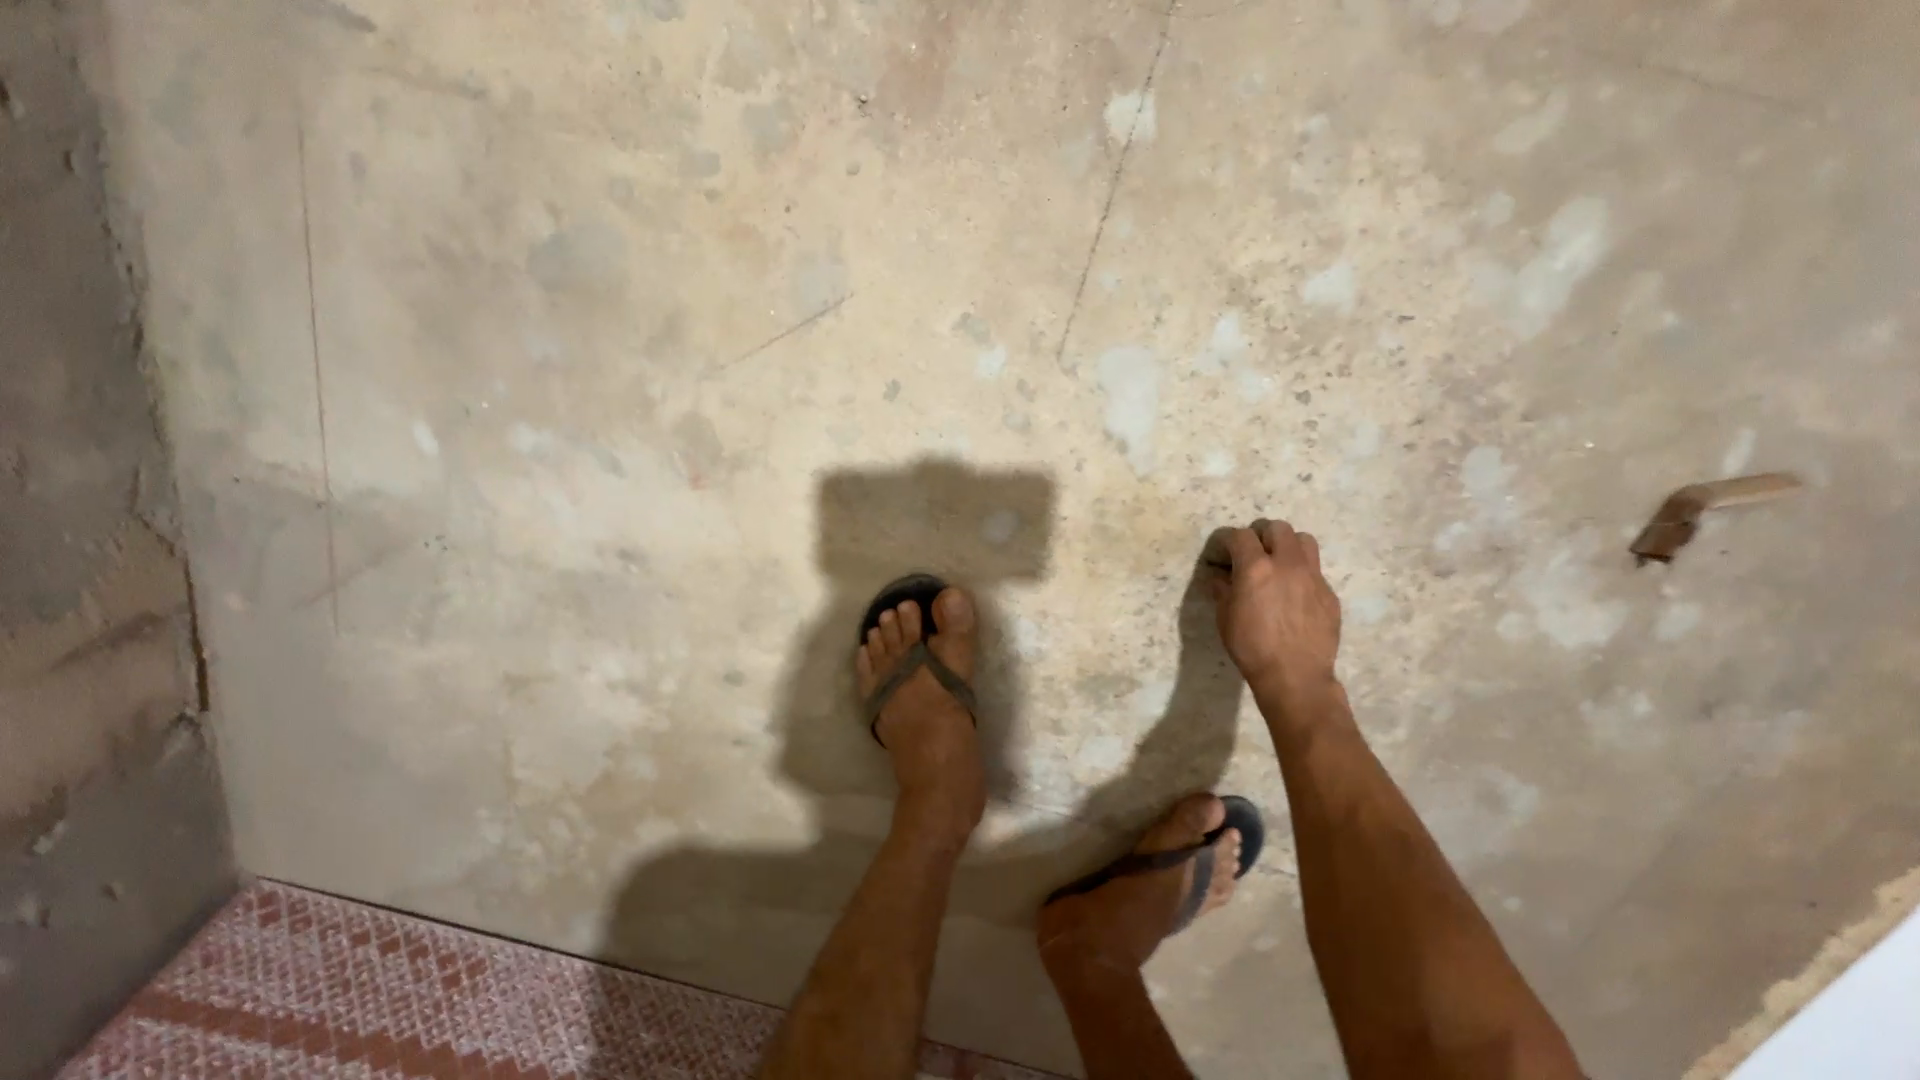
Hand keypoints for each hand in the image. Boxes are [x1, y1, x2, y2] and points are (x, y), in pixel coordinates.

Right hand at [1208, 518, 1341, 697]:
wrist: (1295, 675)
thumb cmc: (1252, 647)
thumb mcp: (1225, 619)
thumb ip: (1222, 591)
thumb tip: (1220, 577)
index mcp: (1256, 568)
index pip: (1240, 536)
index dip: (1228, 540)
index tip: (1223, 551)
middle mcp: (1287, 564)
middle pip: (1277, 528)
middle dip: (1262, 535)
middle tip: (1254, 553)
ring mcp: (1313, 576)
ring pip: (1304, 540)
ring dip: (1288, 545)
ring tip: (1279, 564)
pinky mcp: (1329, 593)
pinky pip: (1315, 571)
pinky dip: (1302, 574)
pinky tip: (1295, 595)